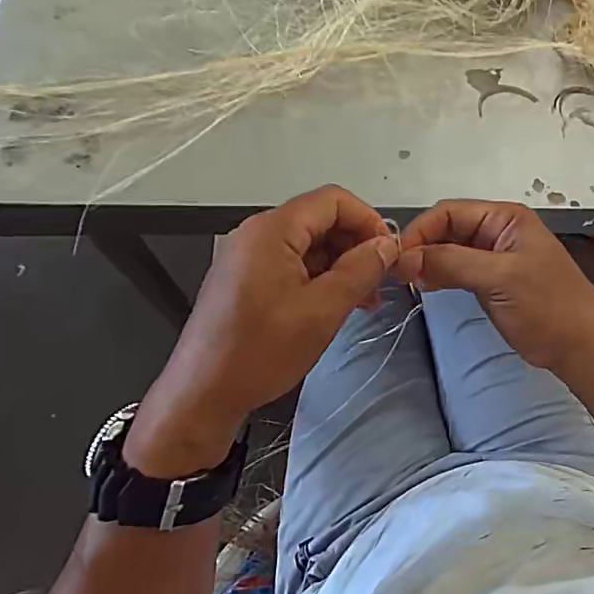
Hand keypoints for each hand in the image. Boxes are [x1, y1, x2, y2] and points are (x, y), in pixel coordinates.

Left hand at [126, 185, 398, 477]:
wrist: (204, 393)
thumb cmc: (262, 350)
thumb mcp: (323, 309)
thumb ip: (361, 270)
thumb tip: (387, 246)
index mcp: (271, 231)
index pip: (333, 201)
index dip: (369, 221)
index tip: (389, 254)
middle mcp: (256, 234)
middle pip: (322, 220)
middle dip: (357, 245)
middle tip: (382, 281)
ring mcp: (249, 256)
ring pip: (310, 244)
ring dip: (343, 265)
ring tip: (366, 300)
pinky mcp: (246, 279)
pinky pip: (293, 263)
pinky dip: (322, 278)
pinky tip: (339, 305)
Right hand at [394, 200, 593, 373]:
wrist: (581, 346)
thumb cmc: (547, 305)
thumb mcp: (499, 278)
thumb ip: (451, 263)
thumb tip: (403, 258)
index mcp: (506, 217)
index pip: (450, 212)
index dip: (421, 230)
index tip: (397, 258)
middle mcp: (499, 230)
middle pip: (448, 229)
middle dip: (422, 246)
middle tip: (398, 273)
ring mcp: (497, 257)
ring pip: (451, 250)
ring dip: (429, 261)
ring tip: (409, 281)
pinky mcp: (495, 282)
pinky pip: (460, 270)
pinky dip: (442, 274)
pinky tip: (427, 286)